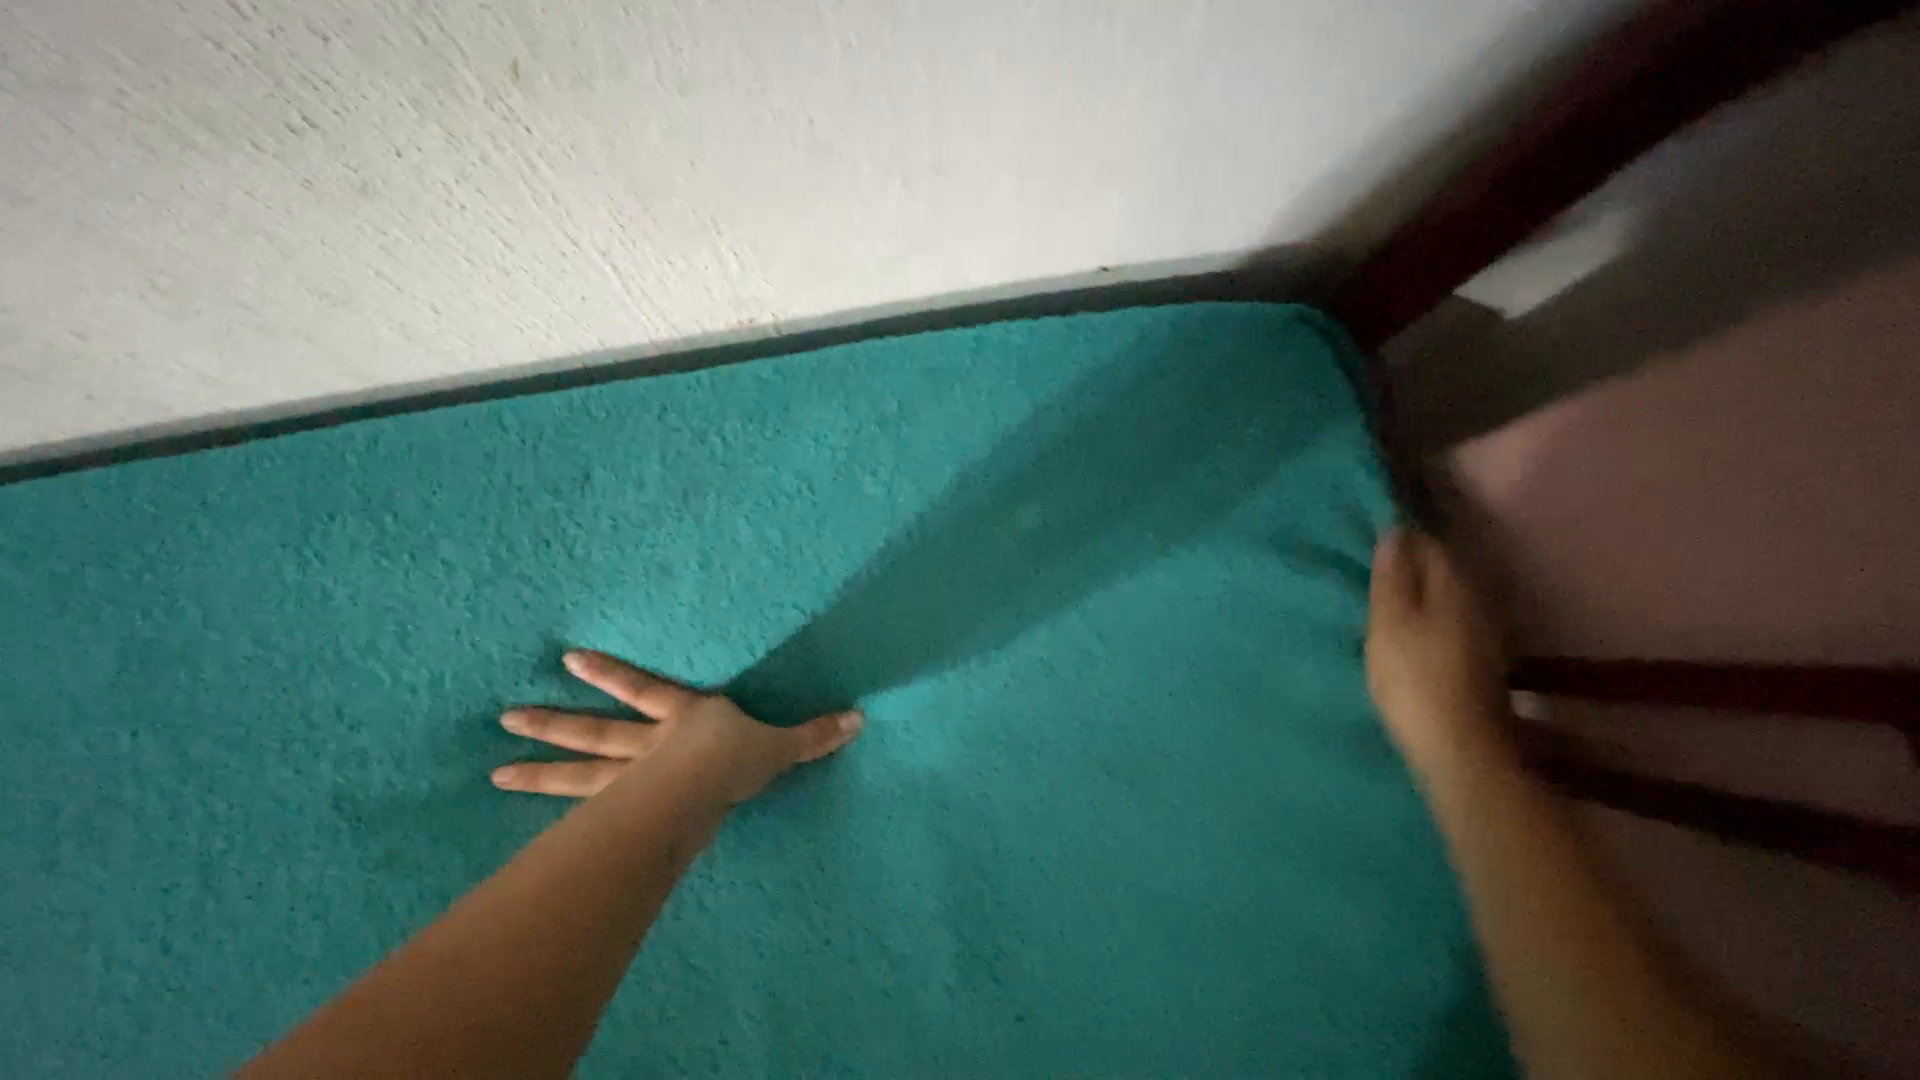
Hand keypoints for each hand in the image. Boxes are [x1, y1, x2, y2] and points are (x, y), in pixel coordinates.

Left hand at [492, 649, 863, 804]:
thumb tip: (860, 719)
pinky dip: (562, 813)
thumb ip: (814, 735)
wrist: (709, 789)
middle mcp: (647, 745)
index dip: (609, 676)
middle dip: (552, 724)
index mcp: (682, 718)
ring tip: (495, 772)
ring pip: (577, 772)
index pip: (643, 690)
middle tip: (504, 718)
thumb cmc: (739, 760)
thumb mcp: (782, 745)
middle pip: (594, 732)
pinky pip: (587, 810)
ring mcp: (631, 780)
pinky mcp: (627, 811)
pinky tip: (536, 820)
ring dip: (538, 771)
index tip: (569, 660)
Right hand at [1365, 527, 1508, 767]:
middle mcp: (1478, 599)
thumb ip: (1392, 577)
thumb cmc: (1414, 678)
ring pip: (1450, 595)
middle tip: (1377, 562)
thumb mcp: (1389, 623)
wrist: (1460, 746)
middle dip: (1415, 562)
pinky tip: (1414, 626)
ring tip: (1390, 593)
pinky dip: (1432, 615)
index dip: (1402, 535)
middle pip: (1444, 568)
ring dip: (1423, 590)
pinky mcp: (1481, 660)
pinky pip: (1453, 619)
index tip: (1372, 533)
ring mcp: (1485, 631)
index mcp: (1454, 584)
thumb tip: (1394, 532)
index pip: (1429, 543)